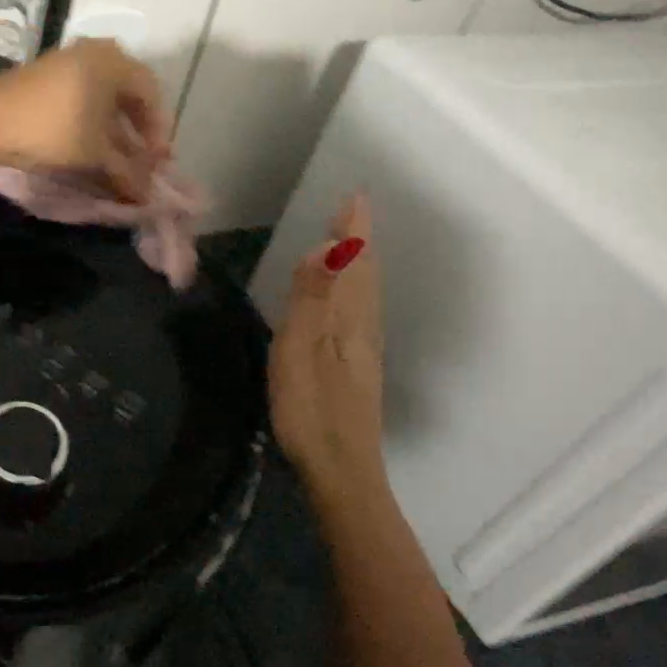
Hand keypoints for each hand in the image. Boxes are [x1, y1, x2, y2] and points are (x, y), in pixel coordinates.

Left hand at [0, 39, 170, 200]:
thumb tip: (146, 196)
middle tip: (142, 162)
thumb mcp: (94, 155)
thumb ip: (127, 173)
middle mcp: (95, 52)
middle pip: (129, 93)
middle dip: (137, 131)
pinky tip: (91, 146)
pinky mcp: (46, 74)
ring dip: (115, 129)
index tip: (158, 164)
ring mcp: (67, 59)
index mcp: (114, 61)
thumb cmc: (50, 131)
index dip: (158, 132)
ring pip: (104, 96)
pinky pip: (83, 94)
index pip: (152, 95)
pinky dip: (92, 120)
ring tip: (118, 160)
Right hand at [269, 192, 385, 497]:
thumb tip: (329, 248)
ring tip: (351, 244)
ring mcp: (362, 351)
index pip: (353, 264)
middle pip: (365, 276)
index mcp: (348, 319)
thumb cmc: (312, 408)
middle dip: (359, 242)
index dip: (353, 231)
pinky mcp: (355, 370)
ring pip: (365, 295)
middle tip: (354, 211)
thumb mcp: (301, 350)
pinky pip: (359, 311)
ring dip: (359, 264)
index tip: (356, 196)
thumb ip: (312, 299)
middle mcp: (363, 329)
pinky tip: (345, 300)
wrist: (341, 470)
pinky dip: (354, 290)